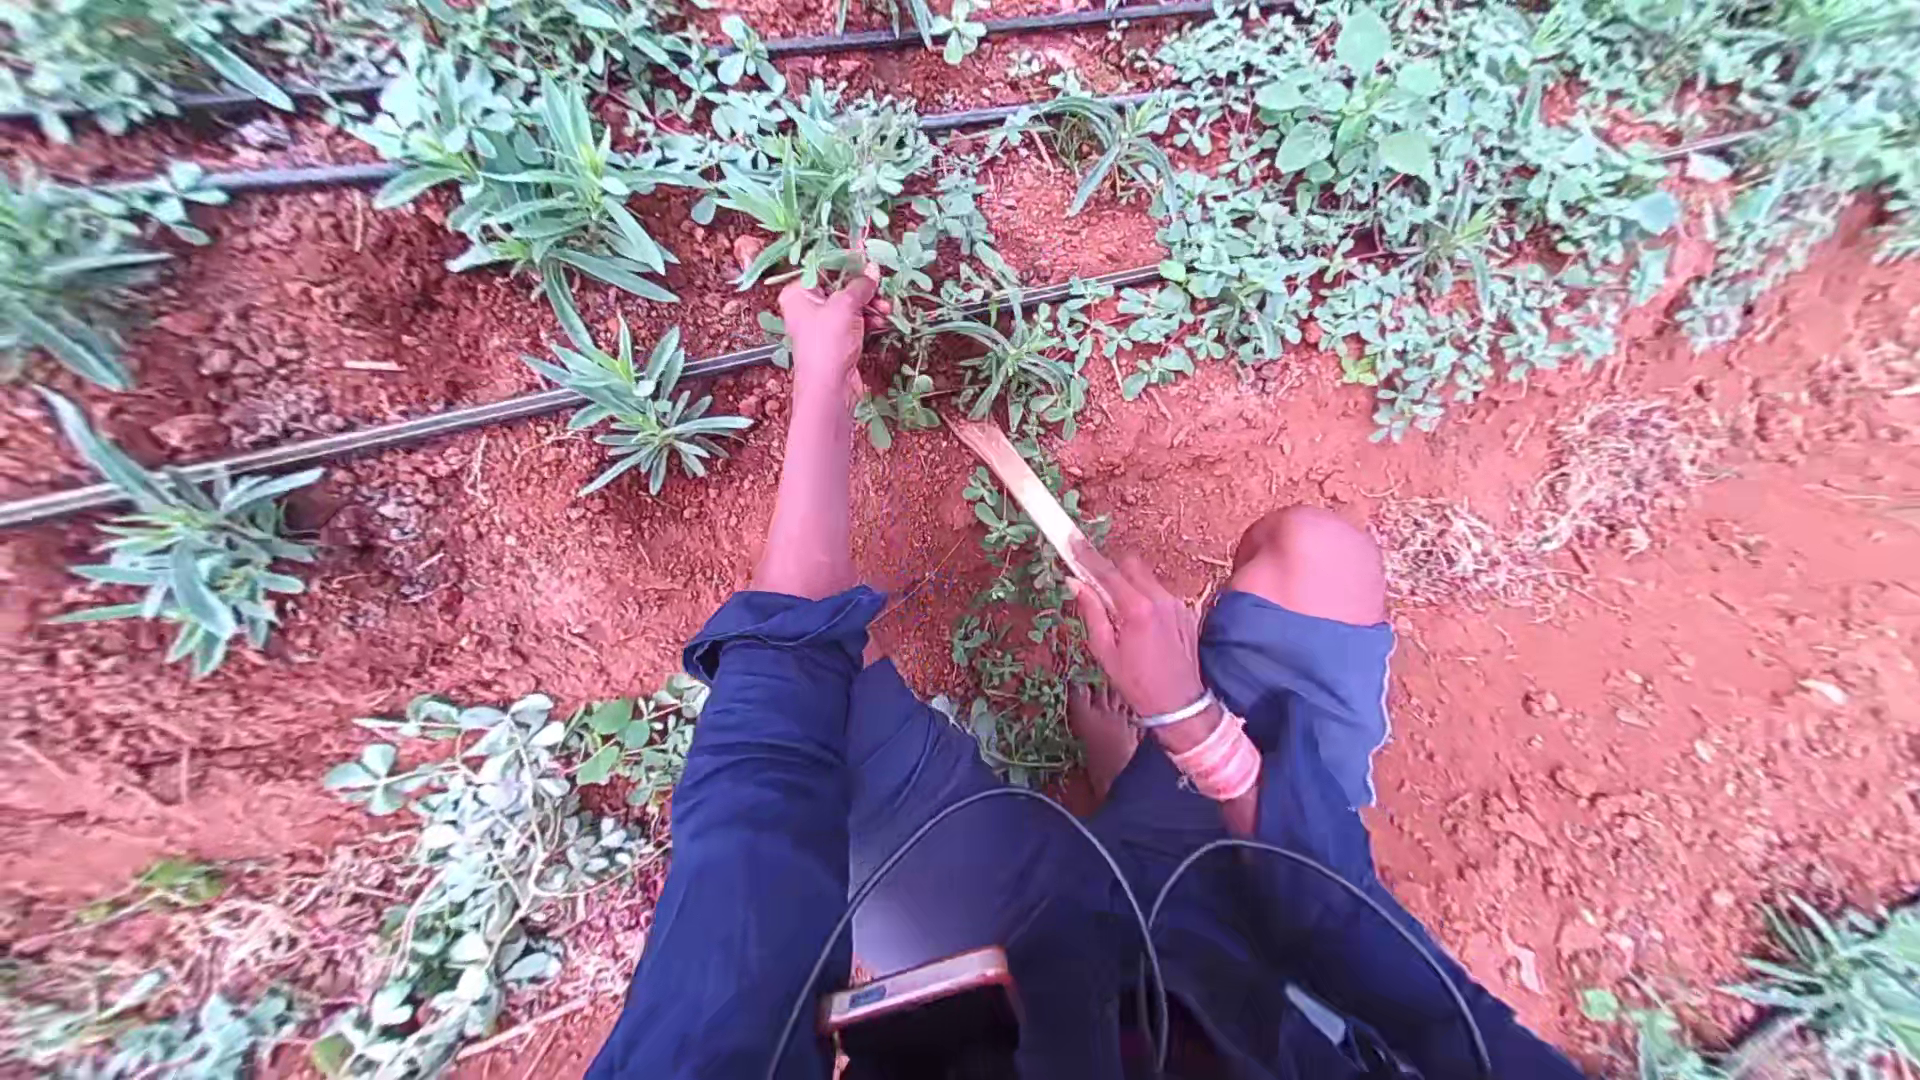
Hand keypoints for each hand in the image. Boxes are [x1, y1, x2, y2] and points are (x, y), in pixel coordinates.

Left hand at [777, 265, 882, 394]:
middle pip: (840, 289)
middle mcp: (808, 308)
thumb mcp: (845, 306)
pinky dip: (869, 322)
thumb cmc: (828, 343)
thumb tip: (872, 269)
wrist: (830, 388)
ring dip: (871, 307)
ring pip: (851, 308)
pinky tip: (882, 323)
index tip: (869, 263)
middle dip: (864, 291)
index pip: (824, 269)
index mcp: (799, 294)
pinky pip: (856, 325)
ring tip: (886, 310)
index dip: (848, 265)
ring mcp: (824, 328)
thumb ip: (860, 286)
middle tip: (881, 291)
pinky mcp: (839, 343)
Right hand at [1067, 552, 1206, 719]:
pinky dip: (1145, 598)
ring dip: (1128, 585)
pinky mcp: (1185, 611)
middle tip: (1096, 587)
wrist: (1179, 705)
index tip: (1071, 542)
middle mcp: (1160, 600)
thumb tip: (1074, 583)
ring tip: (1119, 613)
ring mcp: (1176, 604)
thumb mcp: (1104, 650)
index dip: (1085, 556)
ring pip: (1145, 577)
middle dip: (1111, 570)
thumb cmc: (1137, 683)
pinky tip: (1140, 624)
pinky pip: (1159, 592)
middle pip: (1129, 565)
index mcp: (1136, 609)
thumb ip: (1090, 611)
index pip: (1106, 572)